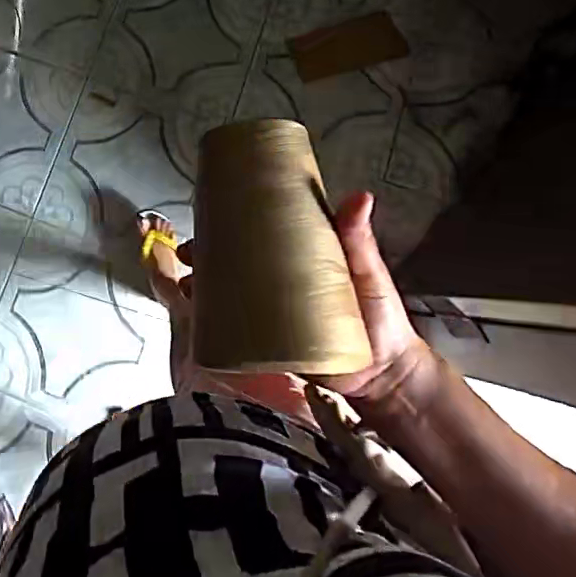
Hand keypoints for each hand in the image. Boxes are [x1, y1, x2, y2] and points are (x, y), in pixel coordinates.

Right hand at [170, 192, 442, 416]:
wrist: (385, 378)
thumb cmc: (382, 321)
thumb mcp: (368, 272)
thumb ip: (359, 240)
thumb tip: (360, 198)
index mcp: (298, 262)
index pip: (257, 239)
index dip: (228, 229)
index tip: (207, 219)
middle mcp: (278, 286)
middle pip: (232, 267)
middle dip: (204, 259)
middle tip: (191, 254)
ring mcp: (271, 317)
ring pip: (227, 298)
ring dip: (202, 290)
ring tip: (190, 287)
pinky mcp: (268, 347)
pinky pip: (234, 333)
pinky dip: (213, 325)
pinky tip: (199, 319)